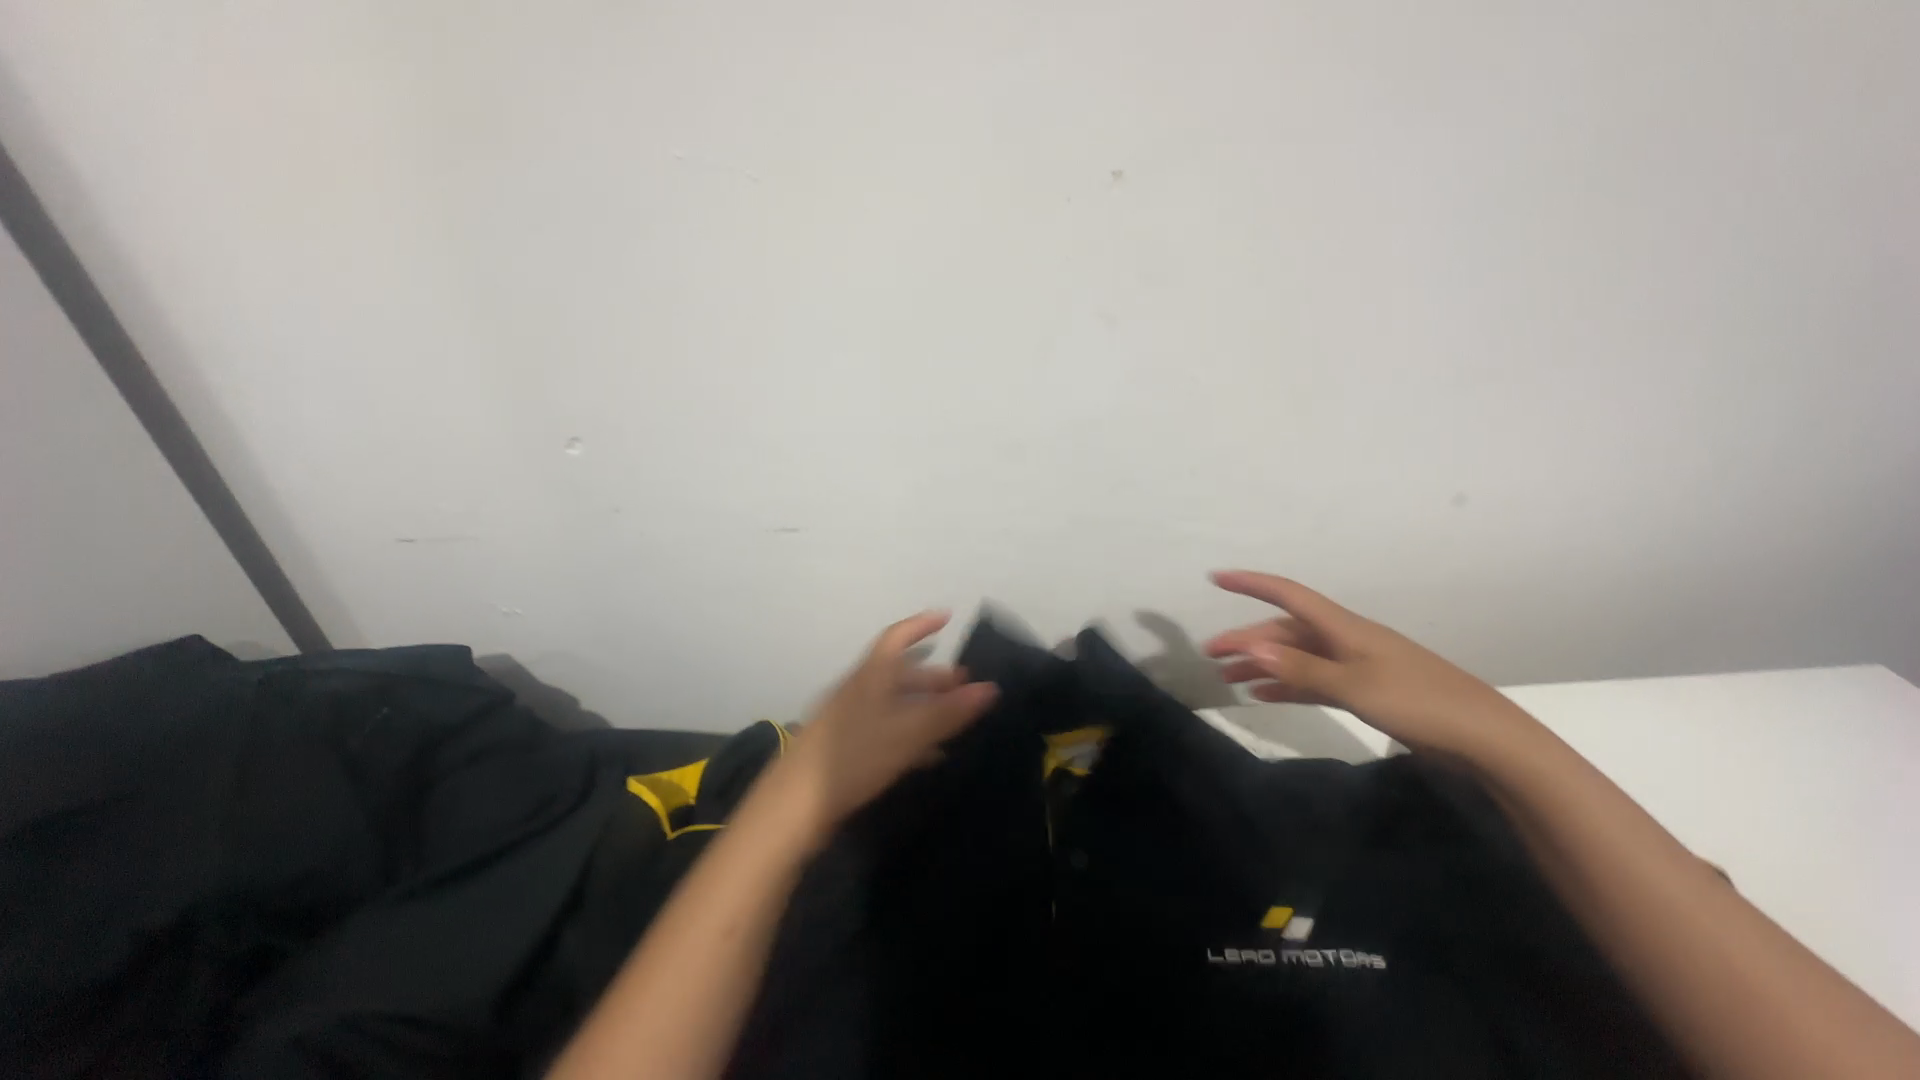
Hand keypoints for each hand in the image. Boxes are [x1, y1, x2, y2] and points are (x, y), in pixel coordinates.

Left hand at [780, 612, 997, 833]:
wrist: (795, 805)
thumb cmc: (853, 757)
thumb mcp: (907, 734)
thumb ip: (948, 712)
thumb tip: (990, 688)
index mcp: (869, 677)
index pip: (896, 638)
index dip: (921, 625)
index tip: (947, 618)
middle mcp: (857, 691)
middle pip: (898, 673)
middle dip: (932, 677)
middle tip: (964, 688)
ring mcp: (847, 721)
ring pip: (893, 704)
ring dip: (923, 708)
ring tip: (953, 722)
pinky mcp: (844, 750)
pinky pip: (885, 731)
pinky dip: (909, 735)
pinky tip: (928, 756)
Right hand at [1203, 570, 1537, 757]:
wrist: (1482, 738)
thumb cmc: (1419, 703)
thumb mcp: (1356, 686)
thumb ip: (1302, 670)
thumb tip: (1250, 650)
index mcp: (1345, 628)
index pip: (1288, 595)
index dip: (1251, 584)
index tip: (1216, 578)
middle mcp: (1345, 641)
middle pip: (1285, 632)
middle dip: (1246, 639)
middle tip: (1210, 656)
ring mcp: (1355, 667)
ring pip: (1296, 658)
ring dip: (1262, 665)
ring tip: (1226, 679)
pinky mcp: (1364, 693)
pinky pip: (1312, 682)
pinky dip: (1286, 686)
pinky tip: (1263, 696)